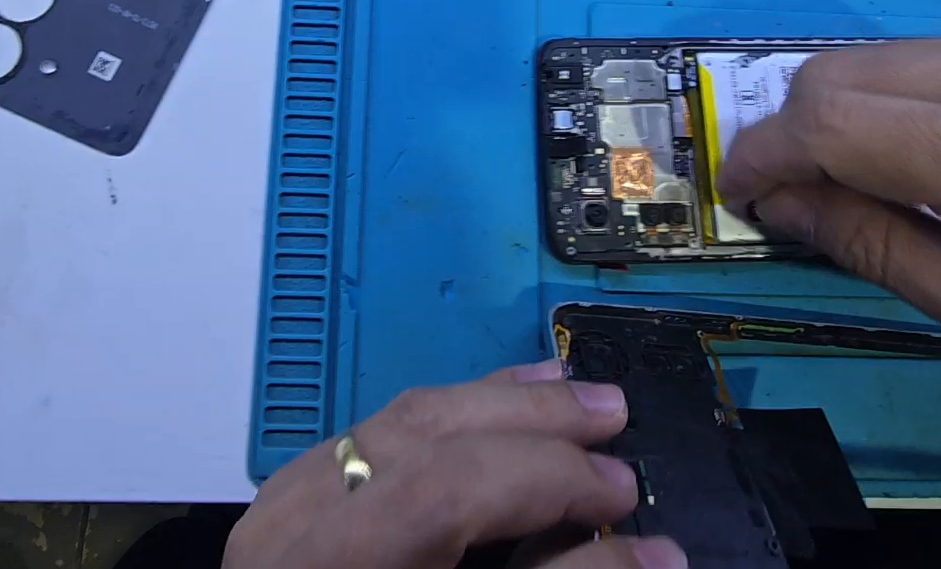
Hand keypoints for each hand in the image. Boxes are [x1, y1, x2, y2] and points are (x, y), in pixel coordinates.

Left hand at [225, 360, 686, 568]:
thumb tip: (651, 555)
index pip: (440, 491)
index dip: (543, 481)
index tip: (626, 499)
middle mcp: (294, 520)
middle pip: (421, 431)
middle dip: (529, 418)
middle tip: (614, 412)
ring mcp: (288, 497)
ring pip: (402, 415)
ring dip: (494, 400)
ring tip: (566, 389)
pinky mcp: (298, 490)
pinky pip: (384, 430)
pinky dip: (453, 414)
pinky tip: (496, 403)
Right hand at [717, 25, 940, 414]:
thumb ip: (885, 256)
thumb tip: (784, 207)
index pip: (835, 125)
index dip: (764, 157)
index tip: (741, 196)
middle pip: (833, 78)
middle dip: (784, 136)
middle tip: (788, 199)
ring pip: (863, 62)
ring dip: (826, 119)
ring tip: (846, 183)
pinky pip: (910, 63)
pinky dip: (875, 105)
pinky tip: (905, 155)